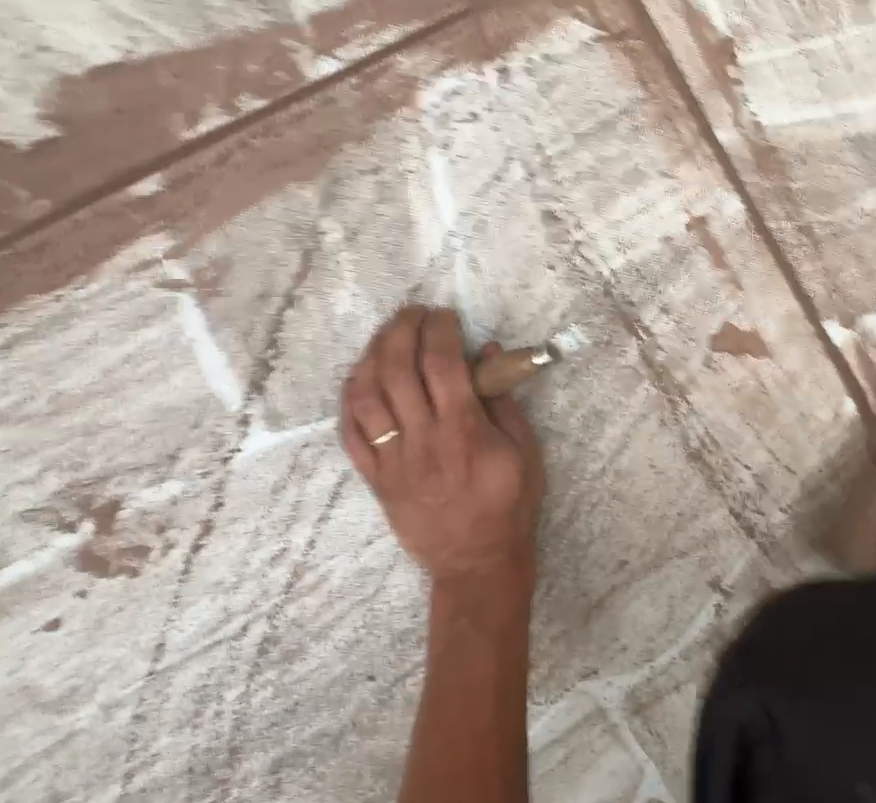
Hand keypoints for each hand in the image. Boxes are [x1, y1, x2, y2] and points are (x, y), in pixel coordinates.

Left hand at [340, 306, 544, 599]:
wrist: (476, 562)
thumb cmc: (510, 505)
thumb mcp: (526, 452)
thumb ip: (504, 402)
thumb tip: (486, 355)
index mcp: (464, 431)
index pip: (443, 364)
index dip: (439, 330)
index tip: (444, 315)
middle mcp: (423, 439)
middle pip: (398, 370)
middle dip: (401, 331)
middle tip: (412, 313)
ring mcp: (393, 460)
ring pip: (367, 396)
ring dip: (372, 356)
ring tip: (385, 335)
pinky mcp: (376, 478)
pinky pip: (350, 432)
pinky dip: (349, 398)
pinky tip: (359, 376)